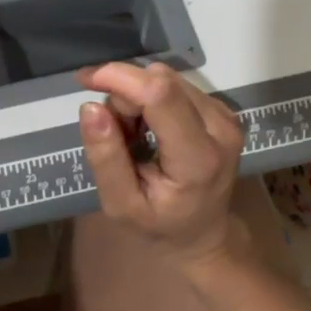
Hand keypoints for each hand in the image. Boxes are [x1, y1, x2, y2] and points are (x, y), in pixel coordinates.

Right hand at [77, 62, 247, 266]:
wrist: (203, 233)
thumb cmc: (159, 225)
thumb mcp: (121, 204)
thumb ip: (106, 158)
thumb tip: (90, 107)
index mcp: (197, 158)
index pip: (161, 95)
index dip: (121, 77)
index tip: (85, 79)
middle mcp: (219, 128)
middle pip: (160, 81)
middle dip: (124, 95)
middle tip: (116, 133)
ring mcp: (224, 116)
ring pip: (166, 78)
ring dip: (137, 97)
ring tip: (134, 136)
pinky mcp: (221, 109)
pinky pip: (175, 84)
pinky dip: (151, 99)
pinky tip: (150, 128)